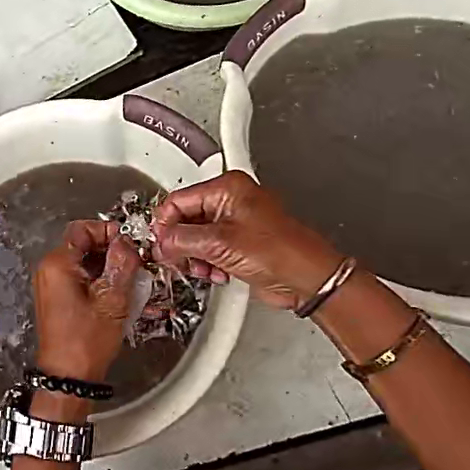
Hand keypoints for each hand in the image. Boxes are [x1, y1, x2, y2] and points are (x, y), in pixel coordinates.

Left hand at [33, 220, 144, 380]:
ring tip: (131, 281)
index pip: (81, 229)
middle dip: (111, 250)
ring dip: (107, 267)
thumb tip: (127, 241)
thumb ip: (122, 265)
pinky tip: (117, 294)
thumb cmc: (86, 340)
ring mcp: (51, 283)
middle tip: (136, 263)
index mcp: (57, 264)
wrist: (68, 374)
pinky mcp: (57, 297)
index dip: (107, 231)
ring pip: (83, 262)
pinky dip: (99, 280)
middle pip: (82, 244)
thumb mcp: (112, 299)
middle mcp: (49, 269)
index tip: (129, 243)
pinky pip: (79, 277)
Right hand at [150, 170, 341, 310]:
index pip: (176, 201)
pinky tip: (216, 271)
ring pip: (193, 237)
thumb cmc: (281, 253)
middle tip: (179, 258)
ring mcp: (234, 222)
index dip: (165, 224)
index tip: (160, 243)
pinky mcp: (237, 243)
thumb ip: (179, 239)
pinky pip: (207, 250)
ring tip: (204, 266)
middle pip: (183, 220)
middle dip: (180, 244)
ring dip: (193, 257)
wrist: (309, 280)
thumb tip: (160, 242)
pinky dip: (206, 263)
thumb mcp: (218, 243)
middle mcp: (230, 201)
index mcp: (227, 188)